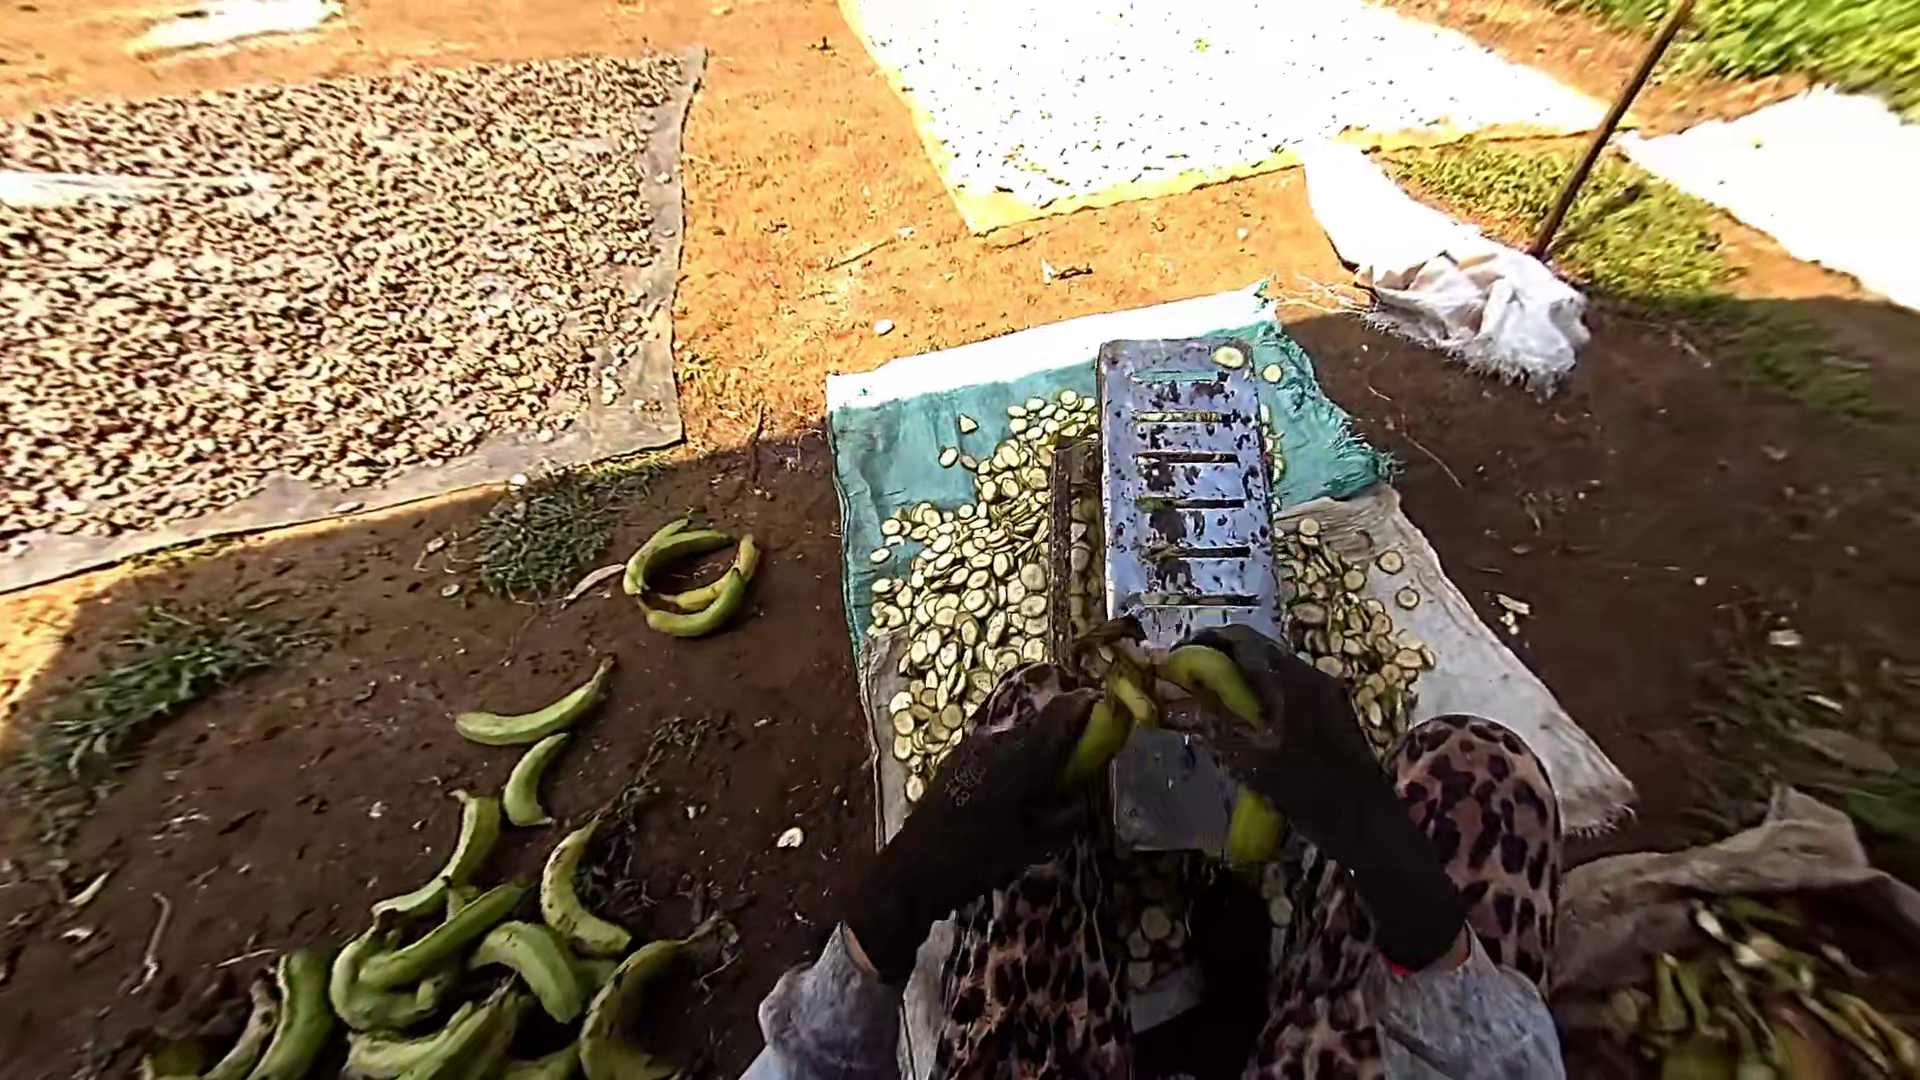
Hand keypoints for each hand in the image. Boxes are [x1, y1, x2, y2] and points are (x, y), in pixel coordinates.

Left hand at [847, 668, 1099, 983]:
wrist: (915, 865)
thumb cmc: (979, 859)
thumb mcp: (1033, 844)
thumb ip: (1065, 816)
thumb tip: (1081, 797)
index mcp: (1022, 757)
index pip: (1061, 715)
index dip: (1085, 705)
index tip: (1104, 705)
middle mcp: (999, 740)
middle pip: (1040, 721)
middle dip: (1064, 727)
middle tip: (1083, 745)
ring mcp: (975, 744)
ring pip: (1019, 733)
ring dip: (1039, 742)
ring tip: (1050, 770)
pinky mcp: (960, 754)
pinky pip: (1000, 744)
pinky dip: (1017, 752)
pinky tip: (1018, 781)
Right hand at [1179, 626, 1464, 971]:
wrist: (1370, 825)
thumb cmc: (1308, 789)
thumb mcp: (1248, 759)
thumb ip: (1208, 724)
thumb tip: (1166, 702)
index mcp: (1288, 679)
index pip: (1239, 639)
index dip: (1205, 640)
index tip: (1178, 655)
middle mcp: (1309, 674)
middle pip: (1256, 648)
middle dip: (1219, 655)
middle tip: (1191, 674)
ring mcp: (1324, 690)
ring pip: (1271, 665)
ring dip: (1239, 671)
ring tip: (1213, 694)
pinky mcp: (1330, 708)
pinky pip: (1286, 683)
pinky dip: (1259, 687)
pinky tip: (1246, 715)